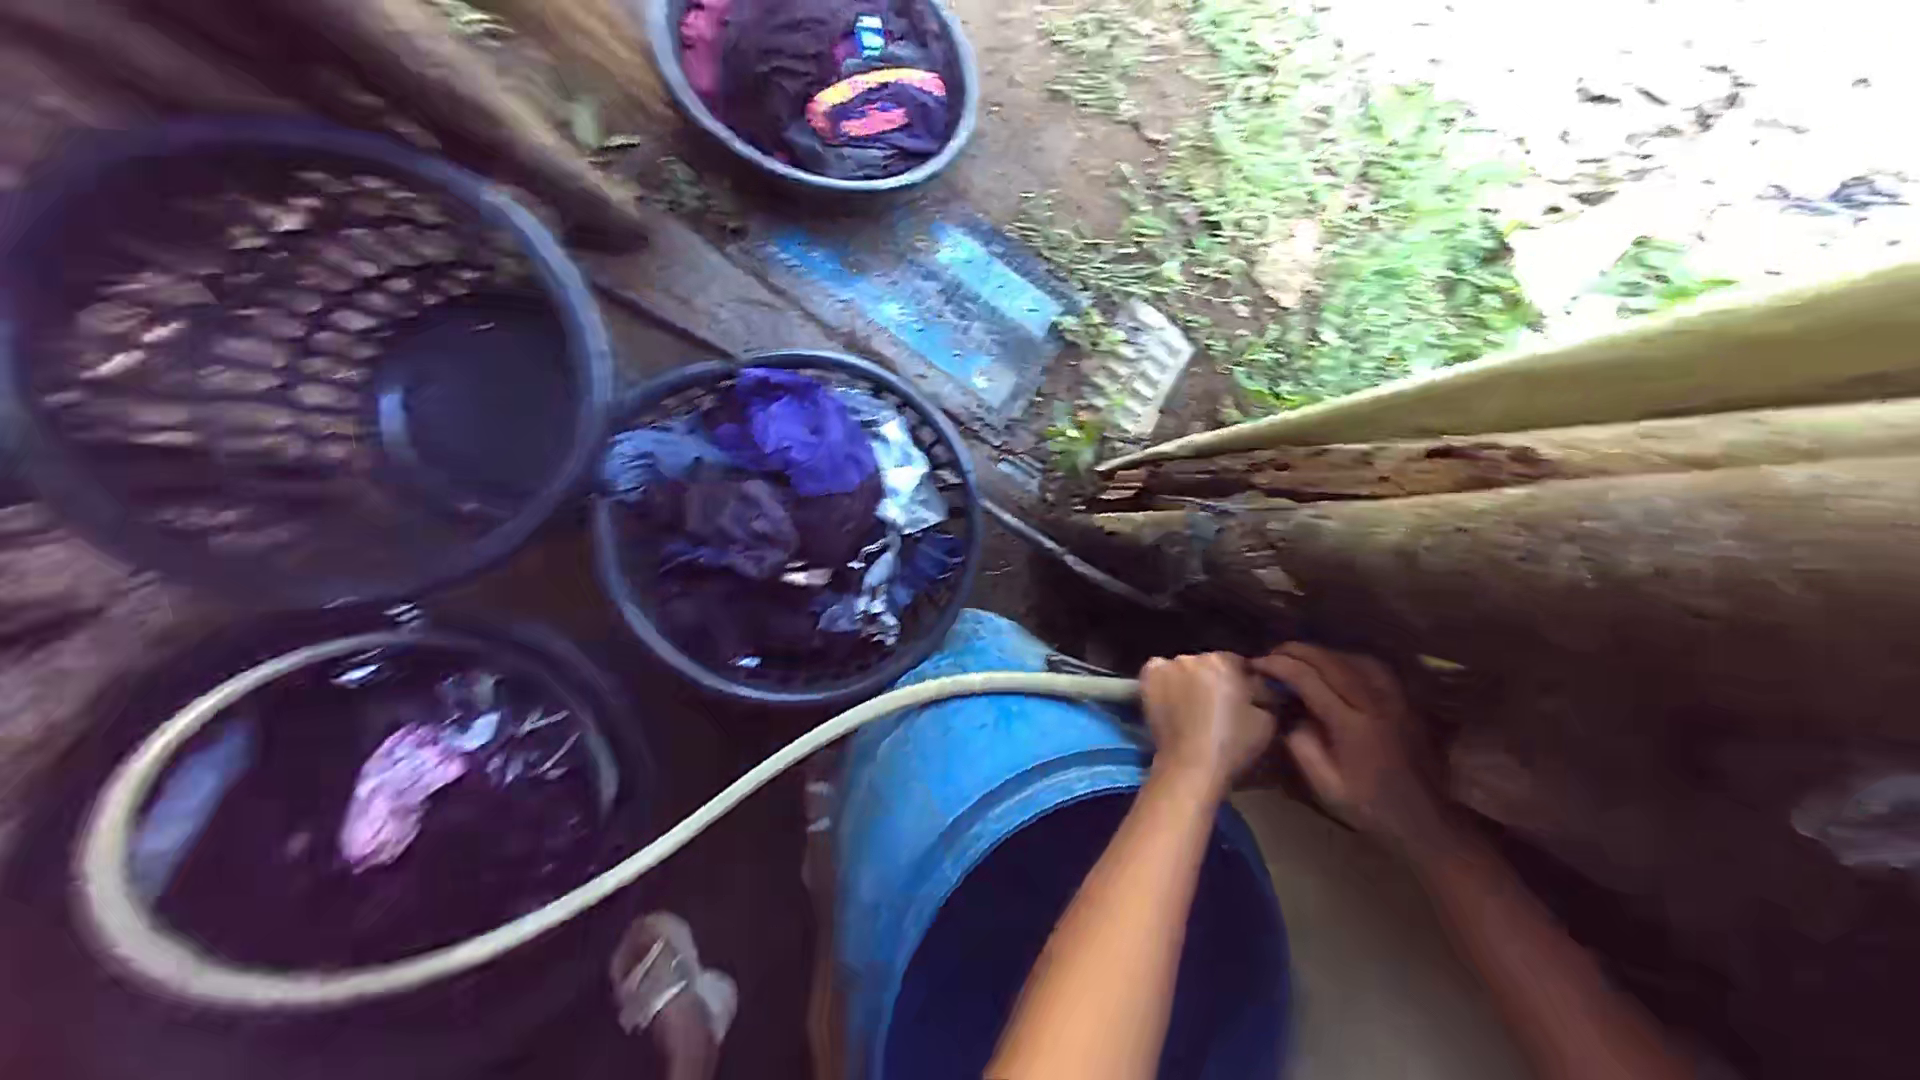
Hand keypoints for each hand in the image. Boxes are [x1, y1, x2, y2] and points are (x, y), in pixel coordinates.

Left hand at [1137, 653, 1276, 792]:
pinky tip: (1168, 696)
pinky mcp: (1148, 677)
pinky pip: (1157, 669)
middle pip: (1207, 664)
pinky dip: (1163, 679)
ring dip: (1188, 679)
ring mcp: (1168, 665)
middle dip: (1213, 679)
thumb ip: (1266, 695)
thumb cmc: (1232, 744)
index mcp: (1225, 662)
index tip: (1240, 698)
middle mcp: (1195, 657)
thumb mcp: (1267, 720)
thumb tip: (1263, 687)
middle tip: (1214, 704)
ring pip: (1183, 668)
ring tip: (1190, 705)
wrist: (1191, 763)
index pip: (1237, 663)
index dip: (1240, 680)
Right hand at [1250, 643, 1443, 846]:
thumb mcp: (1324, 785)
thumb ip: (1301, 745)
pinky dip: (1349, 660)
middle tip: (1272, 653)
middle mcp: (1374, 704)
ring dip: (1323, 652)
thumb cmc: (1369, 805)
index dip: (1279, 666)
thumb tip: (1292, 715)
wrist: (1425, 820)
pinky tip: (1338, 666)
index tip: (1257, 664)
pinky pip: (1375, 668)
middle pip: (1331, 661)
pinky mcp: (1406, 703)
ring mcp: (1394, 700)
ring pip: (1354, 658)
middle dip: (1297, 651)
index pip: (1308, 680)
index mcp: (1350, 725)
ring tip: (1302, 657)